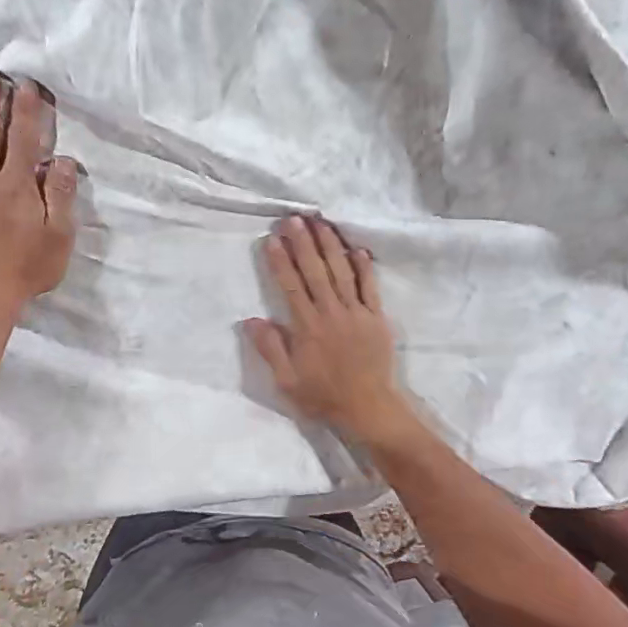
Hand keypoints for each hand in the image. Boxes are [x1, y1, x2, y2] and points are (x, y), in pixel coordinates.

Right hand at [243, 216, 418, 446]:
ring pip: (341, 272)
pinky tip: (357, 249)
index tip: (272, 239)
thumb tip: (250, 320)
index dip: (280, 261)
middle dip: (303, 243)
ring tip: (321, 223)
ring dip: (330, 245)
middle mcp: (331, 313)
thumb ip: (270, 349)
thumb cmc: (324, 396)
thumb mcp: (287, 381)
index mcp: (308, 327)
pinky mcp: (376, 318)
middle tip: (294, 218)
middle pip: (315, 271)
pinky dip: (364, 267)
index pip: (291, 286)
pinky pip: (370, 287)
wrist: (369, 408)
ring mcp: (356, 313)